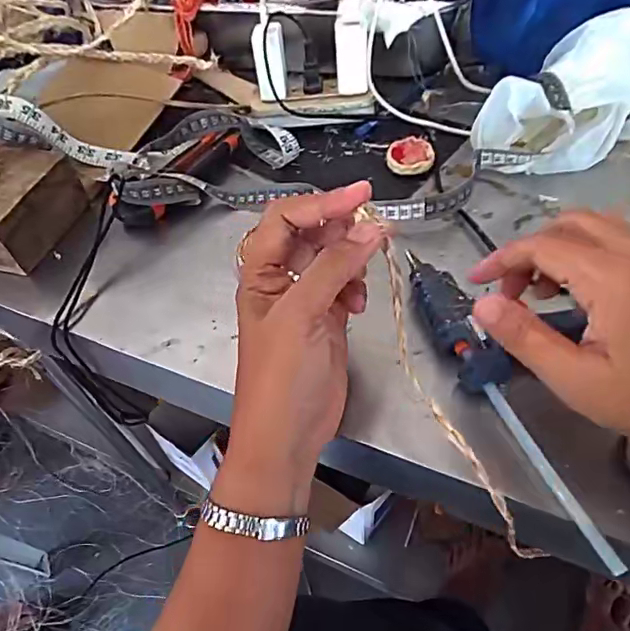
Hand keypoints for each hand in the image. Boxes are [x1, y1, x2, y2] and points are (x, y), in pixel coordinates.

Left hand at [220, 182, 388, 515]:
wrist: (286, 434)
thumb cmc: (279, 380)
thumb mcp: (302, 315)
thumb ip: (335, 268)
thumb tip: (369, 230)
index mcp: (258, 274)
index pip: (286, 220)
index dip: (320, 203)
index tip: (359, 196)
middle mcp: (280, 283)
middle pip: (310, 235)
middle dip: (339, 229)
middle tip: (371, 227)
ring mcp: (305, 302)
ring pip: (331, 260)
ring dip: (351, 260)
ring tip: (363, 275)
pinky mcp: (327, 321)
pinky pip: (345, 287)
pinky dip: (356, 287)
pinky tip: (359, 302)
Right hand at [468, 211, 629, 459]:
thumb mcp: (574, 378)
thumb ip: (524, 337)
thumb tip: (483, 305)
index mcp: (613, 276)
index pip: (542, 246)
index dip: (501, 259)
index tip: (475, 281)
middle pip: (569, 224)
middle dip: (529, 251)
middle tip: (511, 294)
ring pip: (596, 227)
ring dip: (558, 249)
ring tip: (541, 295)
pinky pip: (617, 241)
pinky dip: (585, 253)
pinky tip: (579, 296)